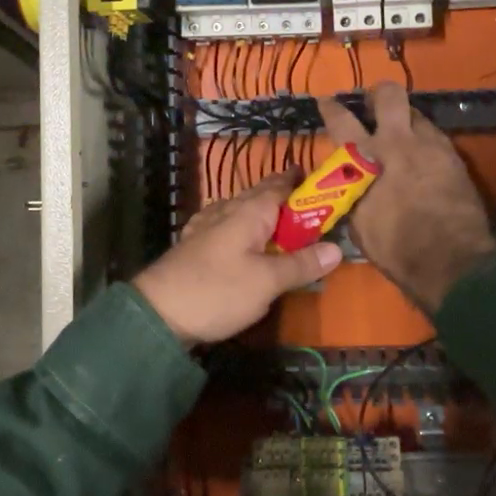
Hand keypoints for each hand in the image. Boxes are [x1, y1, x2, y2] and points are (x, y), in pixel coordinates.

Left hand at [133, 171, 343, 345]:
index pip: (281, 186)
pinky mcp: (195, 246)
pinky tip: (243, 238)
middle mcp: (228, 210)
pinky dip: (243, 227)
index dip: (303, 182)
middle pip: (261, 195)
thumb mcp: (267, 282)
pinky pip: (227, 225)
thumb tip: (338, 248)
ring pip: (242, 209)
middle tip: (311, 204)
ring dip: (264, 212)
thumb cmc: (218, 291)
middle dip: (285, 196)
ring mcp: (207, 227)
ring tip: (283, 222)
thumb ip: (301, 264)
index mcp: (250, 211)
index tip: (323, 182)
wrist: (157, 313)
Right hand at [318, 82, 495, 311]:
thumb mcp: (358, 225)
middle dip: (379, 94)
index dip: (331, 107)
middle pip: (388, 95)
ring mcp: (429, 144)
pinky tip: (425, 156)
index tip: (327, 102)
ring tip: (403, 133)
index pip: (340, 120)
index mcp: (364, 158)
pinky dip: (425, 140)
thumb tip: (348, 186)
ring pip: (416, 112)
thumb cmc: (396, 248)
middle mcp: (397, 141)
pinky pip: (435, 135)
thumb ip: (351, 195)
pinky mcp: (453, 155)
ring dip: (406, 118)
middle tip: (374, 105)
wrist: (450, 259)